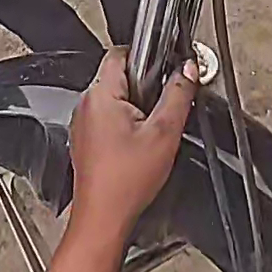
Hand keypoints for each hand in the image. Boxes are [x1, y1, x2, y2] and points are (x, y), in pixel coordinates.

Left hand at [67, 50, 199, 242]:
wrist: (104, 218)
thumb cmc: (125, 182)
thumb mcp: (164, 133)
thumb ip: (179, 95)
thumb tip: (188, 69)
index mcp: (100, 95)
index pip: (121, 53)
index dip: (146, 55)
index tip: (164, 67)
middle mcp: (86, 104)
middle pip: (120, 75)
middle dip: (145, 85)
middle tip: (162, 108)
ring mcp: (84, 122)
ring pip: (116, 97)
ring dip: (137, 105)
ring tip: (151, 130)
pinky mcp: (87, 139)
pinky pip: (109, 117)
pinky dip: (126, 123)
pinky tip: (138, 144)